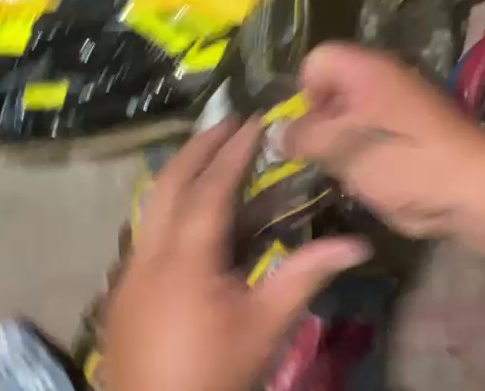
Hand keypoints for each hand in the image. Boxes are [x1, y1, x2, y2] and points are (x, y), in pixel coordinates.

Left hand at [101, 118, 371, 390]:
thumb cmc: (215, 373)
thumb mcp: (268, 324)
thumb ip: (308, 274)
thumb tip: (360, 243)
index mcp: (184, 258)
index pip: (211, 187)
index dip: (235, 150)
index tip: (257, 118)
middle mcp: (149, 256)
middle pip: (169, 183)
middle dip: (199, 146)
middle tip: (230, 120)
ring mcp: (129, 275)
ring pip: (152, 205)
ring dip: (183, 173)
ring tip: (215, 153)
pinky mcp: (124, 295)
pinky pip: (148, 230)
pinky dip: (173, 203)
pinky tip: (196, 212)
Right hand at [286, 43, 484, 236]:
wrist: (471, 188)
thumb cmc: (404, 159)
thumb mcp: (343, 147)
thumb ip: (305, 135)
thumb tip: (278, 131)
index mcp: (367, 69)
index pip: (317, 59)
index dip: (304, 91)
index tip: (308, 128)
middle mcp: (382, 81)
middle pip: (331, 91)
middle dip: (318, 124)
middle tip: (318, 158)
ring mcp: (397, 110)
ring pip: (348, 120)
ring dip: (337, 148)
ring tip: (341, 175)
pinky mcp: (408, 139)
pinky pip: (369, 141)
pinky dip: (360, 161)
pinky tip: (365, 185)